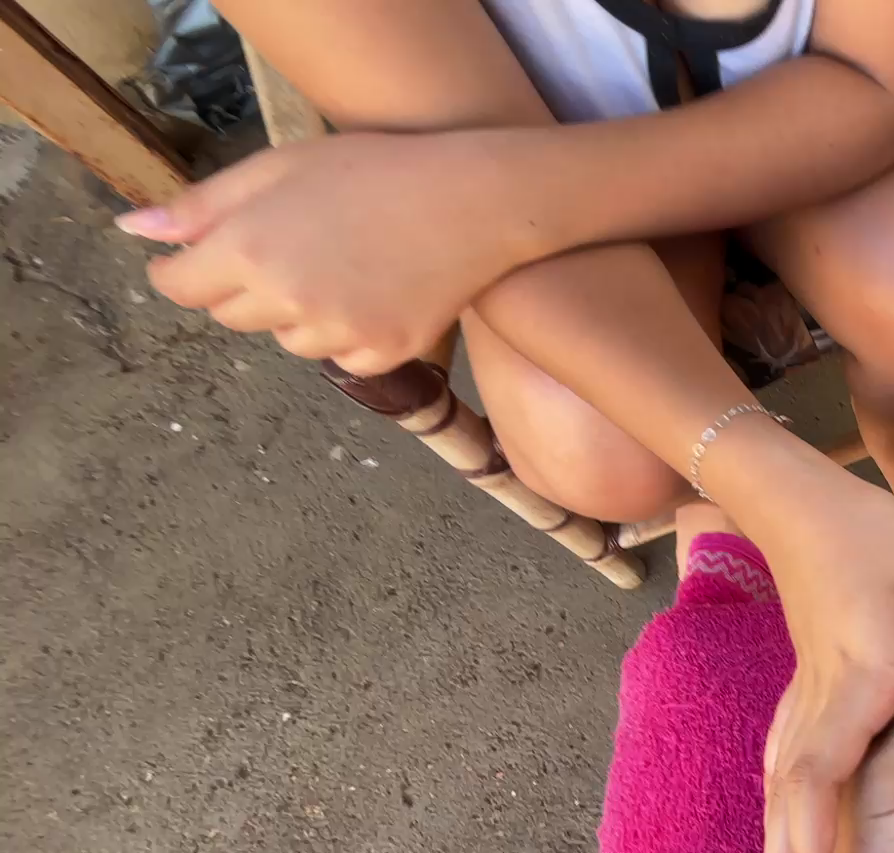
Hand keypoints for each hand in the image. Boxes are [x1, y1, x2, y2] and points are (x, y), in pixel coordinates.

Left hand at [118, 131, 528, 373]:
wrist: (473, 205)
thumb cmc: (377, 172)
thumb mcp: (279, 168)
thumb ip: (206, 206)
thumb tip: (139, 232)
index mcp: (247, 250)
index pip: (181, 288)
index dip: (192, 271)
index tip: (217, 260)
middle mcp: (290, 299)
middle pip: (237, 319)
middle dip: (251, 293)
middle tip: (299, 259)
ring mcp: (346, 331)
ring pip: (295, 343)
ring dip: (305, 320)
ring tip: (345, 280)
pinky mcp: (392, 350)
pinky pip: (350, 362)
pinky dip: (354, 342)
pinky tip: (379, 305)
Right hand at [741, 461, 893, 852]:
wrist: (792, 504)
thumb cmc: (868, 534)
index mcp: (855, 671)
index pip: (827, 769)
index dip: (814, 843)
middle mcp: (820, 697)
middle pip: (795, 789)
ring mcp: (800, 695)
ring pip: (783, 782)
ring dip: (778, 852)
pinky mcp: (798, 690)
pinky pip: (784, 759)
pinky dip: (779, 807)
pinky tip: (782, 830)